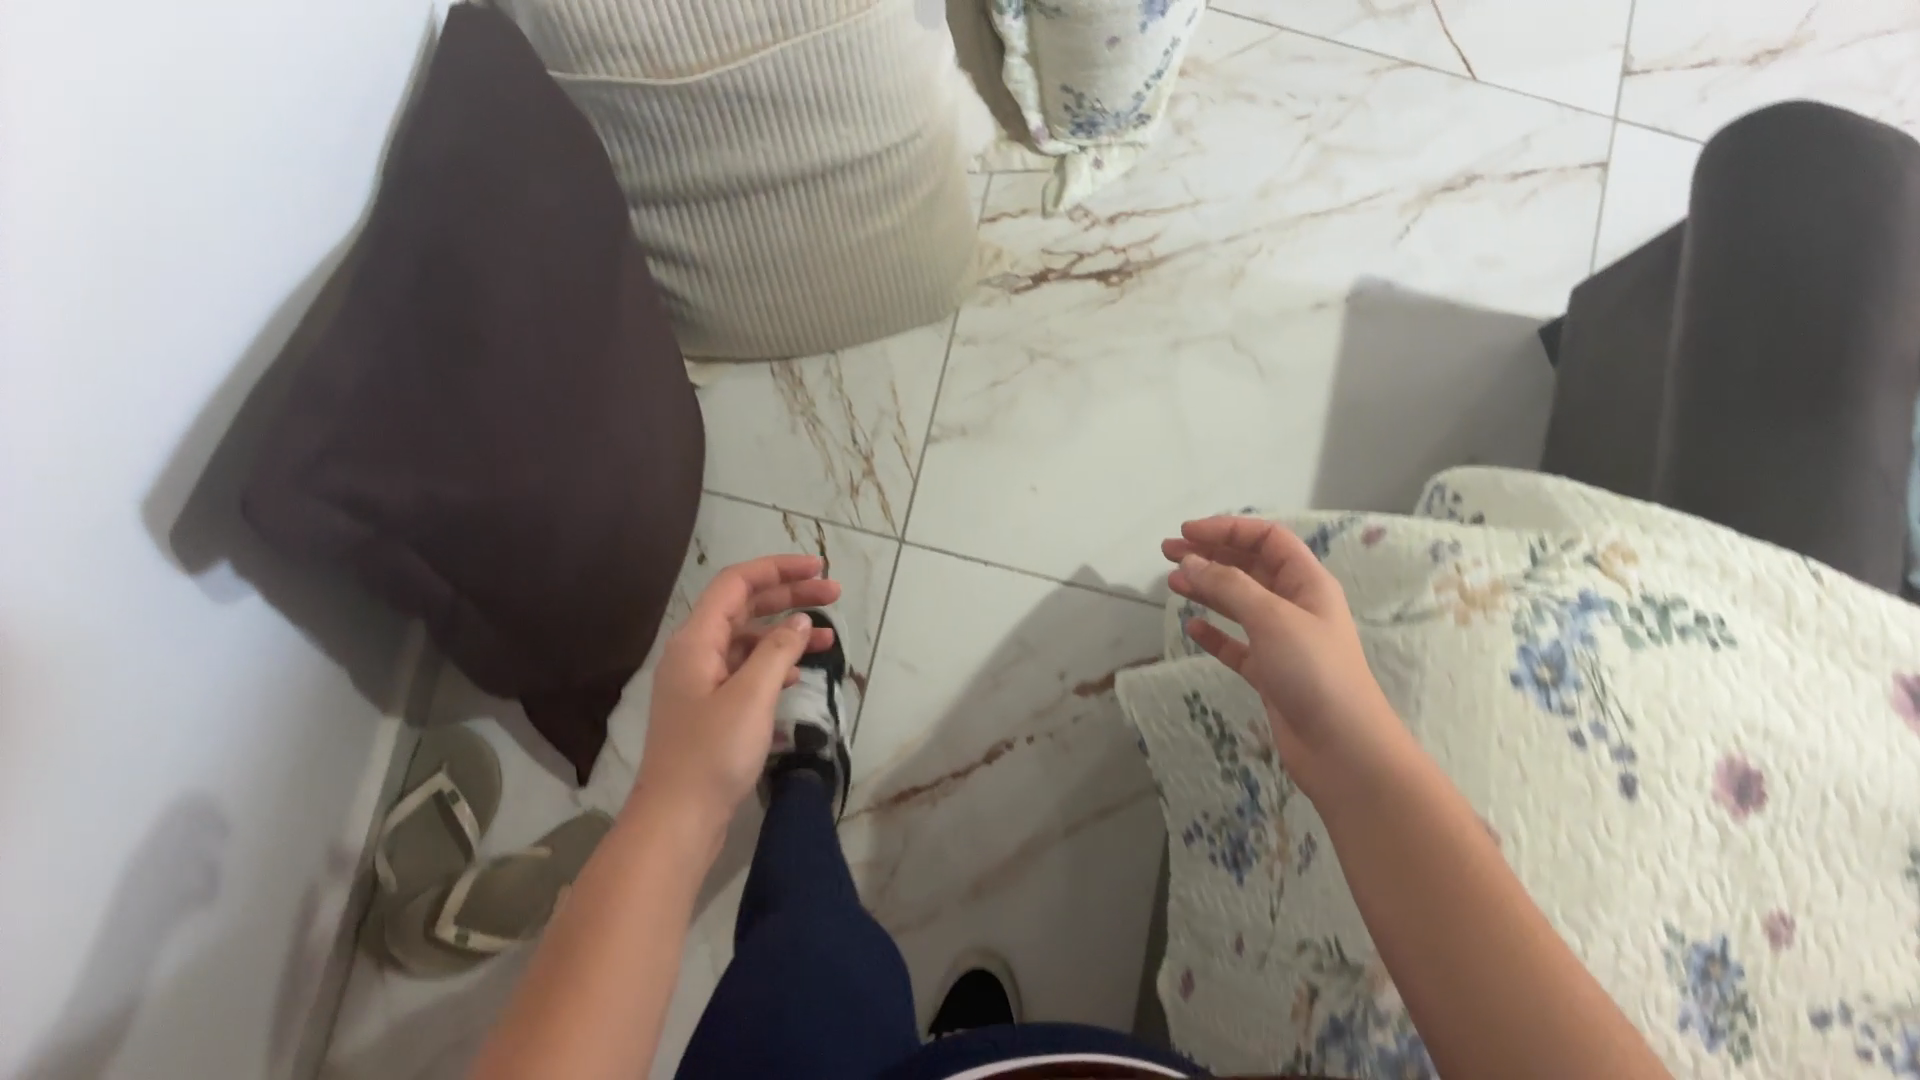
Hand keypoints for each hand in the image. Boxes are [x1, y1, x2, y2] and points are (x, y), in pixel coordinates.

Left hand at [635, 555, 840, 842]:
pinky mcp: (711, 710)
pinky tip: (800, 674)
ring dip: (787, 634)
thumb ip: (777, 651)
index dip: (778, 569)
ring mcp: (702, 683)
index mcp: (696, 641)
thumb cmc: (712, 753)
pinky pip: (746, 671)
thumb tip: (800, 622)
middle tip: (835, 595)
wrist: (677, 820)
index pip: (737, 583)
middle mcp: (695, 653)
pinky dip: (774, 665)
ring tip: (830, 638)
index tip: (818, 568)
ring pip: (748, 642)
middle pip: (745, 608)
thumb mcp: (751, 696)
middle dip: (789, 597)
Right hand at [1163, 516, 1412, 800]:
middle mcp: (1295, 605)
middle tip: (1167, 553)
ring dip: (1206, 589)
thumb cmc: (1313, 671)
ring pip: (1238, 603)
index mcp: (1307, 583)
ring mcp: (1281, 640)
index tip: (1187, 533)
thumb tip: (1190, 561)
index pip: (1267, 539)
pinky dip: (1213, 633)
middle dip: (1210, 555)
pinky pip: (1236, 643)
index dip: (1227, 529)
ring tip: (1172, 583)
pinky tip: (1192, 627)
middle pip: (1249, 567)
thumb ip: (1228, 585)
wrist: (1342, 747)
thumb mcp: (1271, 617)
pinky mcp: (1268, 672)